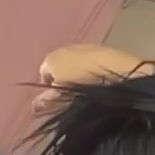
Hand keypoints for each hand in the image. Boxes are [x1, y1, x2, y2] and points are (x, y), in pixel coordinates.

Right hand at [33, 44, 154, 113]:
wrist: (120, 75)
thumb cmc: (83, 89)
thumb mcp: (62, 98)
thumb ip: (47, 101)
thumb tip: (34, 106)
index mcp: (52, 57)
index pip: (44, 72)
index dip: (48, 87)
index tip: (55, 100)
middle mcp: (68, 48)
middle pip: (62, 65)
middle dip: (65, 79)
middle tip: (73, 97)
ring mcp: (89, 47)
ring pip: (80, 63)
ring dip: (82, 75)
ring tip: (91, 93)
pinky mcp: (108, 50)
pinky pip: (97, 63)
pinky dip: (98, 72)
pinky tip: (106, 85)